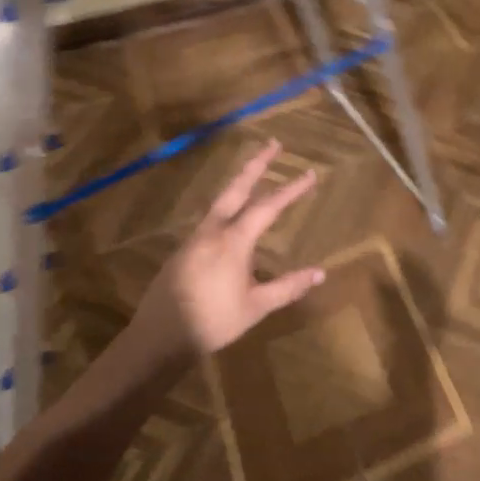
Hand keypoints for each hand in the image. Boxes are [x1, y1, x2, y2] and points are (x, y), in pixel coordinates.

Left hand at [132, 140, 325, 355]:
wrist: (159, 337)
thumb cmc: (212, 322)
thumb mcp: (255, 307)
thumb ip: (288, 287)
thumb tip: (320, 272)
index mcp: (234, 240)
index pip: (268, 206)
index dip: (291, 189)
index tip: (310, 174)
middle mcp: (214, 230)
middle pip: (237, 187)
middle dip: (256, 164)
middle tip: (273, 143)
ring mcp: (195, 237)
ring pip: (221, 200)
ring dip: (240, 182)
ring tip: (254, 173)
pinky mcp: (184, 249)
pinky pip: (210, 217)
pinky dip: (227, 205)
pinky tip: (231, 215)